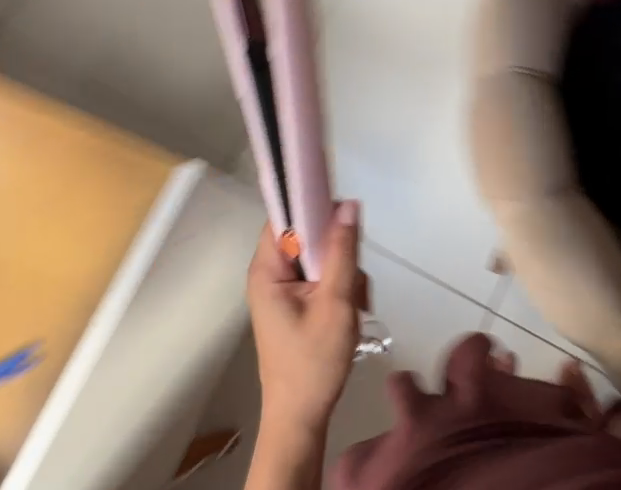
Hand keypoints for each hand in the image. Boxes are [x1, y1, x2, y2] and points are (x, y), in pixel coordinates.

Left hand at [248, 201, 365, 426]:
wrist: (302, 417)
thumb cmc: (313, 361)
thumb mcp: (336, 302)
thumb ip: (343, 250)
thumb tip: (348, 205)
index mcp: (267, 270)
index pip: (283, 215)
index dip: (311, 204)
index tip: (342, 210)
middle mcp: (270, 274)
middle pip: (307, 235)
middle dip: (337, 249)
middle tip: (353, 276)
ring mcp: (283, 289)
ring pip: (320, 256)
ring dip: (344, 272)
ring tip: (354, 303)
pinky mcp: (296, 303)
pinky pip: (322, 276)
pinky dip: (340, 286)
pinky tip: (351, 310)